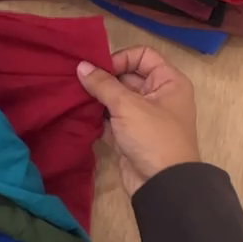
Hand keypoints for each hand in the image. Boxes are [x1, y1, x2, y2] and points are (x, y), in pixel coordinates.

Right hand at [75, 46, 199, 194]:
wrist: (163, 185)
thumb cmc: (153, 137)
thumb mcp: (128, 106)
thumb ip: (103, 84)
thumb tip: (81, 66)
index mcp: (169, 81)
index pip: (143, 56)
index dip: (121, 59)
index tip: (100, 71)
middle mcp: (158, 95)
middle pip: (127, 76)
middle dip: (103, 78)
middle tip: (77, 80)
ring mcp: (144, 116)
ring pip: (117, 98)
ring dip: (97, 97)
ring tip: (74, 95)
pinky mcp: (130, 135)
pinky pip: (112, 118)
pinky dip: (98, 116)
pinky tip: (79, 113)